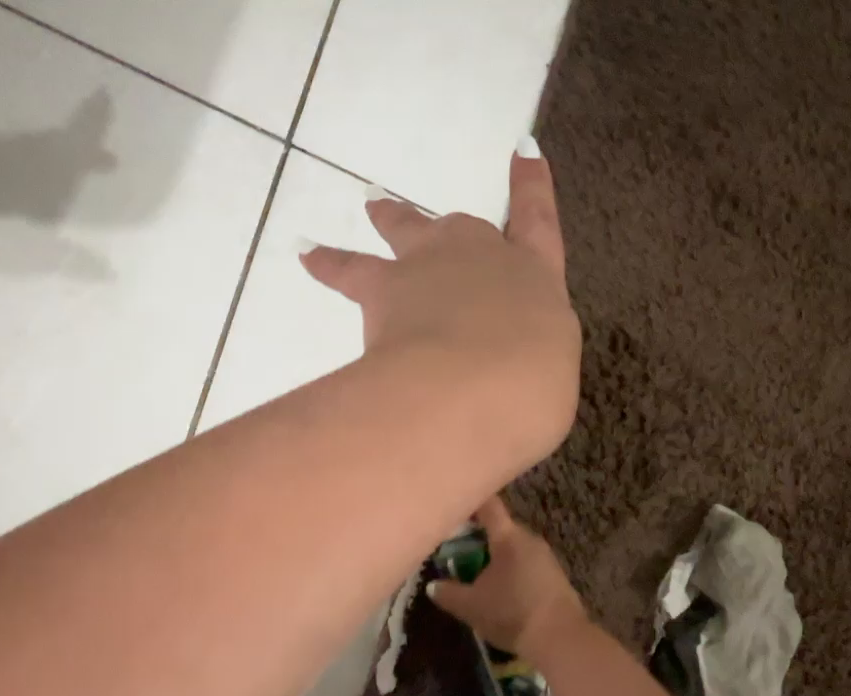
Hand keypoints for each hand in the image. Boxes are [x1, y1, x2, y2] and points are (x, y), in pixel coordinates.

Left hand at [300, 142, 580, 459]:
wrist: (472, 386)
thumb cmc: (527, 390)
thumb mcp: (545, 383)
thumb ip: (526, 372)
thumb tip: (503, 383)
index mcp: (534, 280)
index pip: (537, 225)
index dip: (531, 186)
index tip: (523, 150)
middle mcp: (481, 258)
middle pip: (461, 229)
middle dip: (449, 226)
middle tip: (439, 218)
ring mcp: (428, 266)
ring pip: (405, 231)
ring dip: (390, 216)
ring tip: (372, 202)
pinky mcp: (383, 288)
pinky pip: (347, 269)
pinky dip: (325, 261)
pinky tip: (305, 251)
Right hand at [427, 496, 588, 658]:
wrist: (560, 639)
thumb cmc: (511, 613)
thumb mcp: (470, 606)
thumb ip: (447, 593)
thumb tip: (433, 586)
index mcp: (508, 538)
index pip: (488, 506)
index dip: (470, 502)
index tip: (453, 507)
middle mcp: (529, 540)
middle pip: (500, 528)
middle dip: (478, 537)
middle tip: (456, 550)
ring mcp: (546, 558)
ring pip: (513, 548)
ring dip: (494, 557)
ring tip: (475, 574)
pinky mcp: (555, 577)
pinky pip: (526, 565)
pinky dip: (510, 571)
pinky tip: (500, 591)